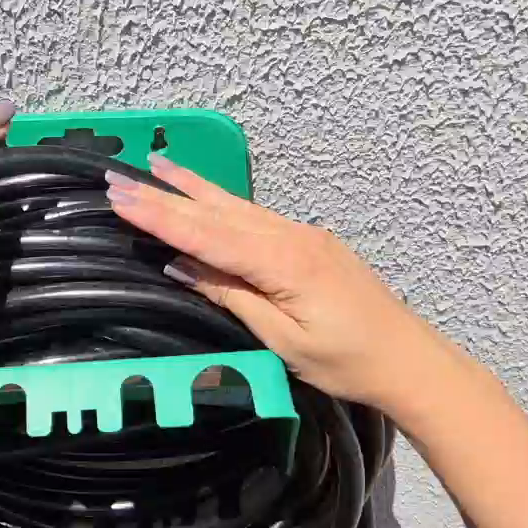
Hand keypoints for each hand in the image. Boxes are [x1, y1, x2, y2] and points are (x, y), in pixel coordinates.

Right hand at [105, 155, 482, 423]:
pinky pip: (253, 215)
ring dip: (192, 187)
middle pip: (216, 213)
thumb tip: (182, 267)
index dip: (160, 216)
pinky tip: (205, 194)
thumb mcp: (283, 341)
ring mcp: (301, 234)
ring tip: (158, 165)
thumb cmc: (347, 362)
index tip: (120, 197)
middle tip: (119, 180)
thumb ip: (232, 297)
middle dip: (165, 196)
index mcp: (282, 263)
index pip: (206, 235)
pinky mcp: (307, 241)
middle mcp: (289, 236)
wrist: (409, 358)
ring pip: (235, 206)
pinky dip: (221, 201)